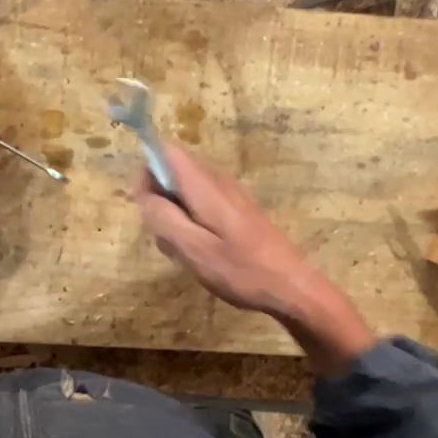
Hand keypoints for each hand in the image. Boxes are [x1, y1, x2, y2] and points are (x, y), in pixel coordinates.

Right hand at [137, 144, 375, 375]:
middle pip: (172, 172)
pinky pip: (200, 206)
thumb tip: (144, 195)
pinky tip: (203, 254)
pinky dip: (191, 225)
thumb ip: (164, 219)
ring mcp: (229, 195)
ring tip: (187, 251)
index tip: (146, 206)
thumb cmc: (242, 270)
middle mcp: (216, 181)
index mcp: (204, 185)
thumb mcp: (194, 249)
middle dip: (159, 200)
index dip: (147, 171)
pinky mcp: (236, 211)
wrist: (293, 287)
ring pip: (185, 192)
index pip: (166, 150)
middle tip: (168, 238)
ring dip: (174, 217)